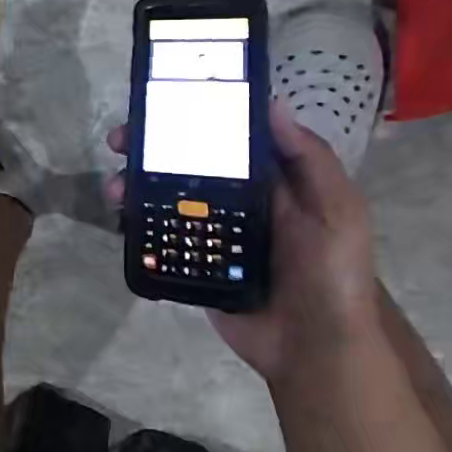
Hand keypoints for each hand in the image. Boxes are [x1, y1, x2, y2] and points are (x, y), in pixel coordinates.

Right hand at [106, 103, 381, 380]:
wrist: (314, 350)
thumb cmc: (332, 273)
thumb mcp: (336, 209)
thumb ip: (309, 158)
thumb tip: (273, 103)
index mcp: (272, 179)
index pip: (230, 136)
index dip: (197, 115)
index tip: (163, 101)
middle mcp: (239, 199)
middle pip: (189, 163)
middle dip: (153, 147)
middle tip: (121, 140)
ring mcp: (215, 233)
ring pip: (168, 198)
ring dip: (136, 185)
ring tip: (114, 187)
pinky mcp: (197, 265)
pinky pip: (163, 238)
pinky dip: (138, 225)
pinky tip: (120, 218)